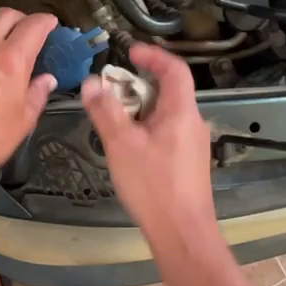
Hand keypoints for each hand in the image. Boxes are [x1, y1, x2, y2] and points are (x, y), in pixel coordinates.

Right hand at [81, 43, 215, 233]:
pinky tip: (129, 148)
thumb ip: (105, 111)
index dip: (153, 56)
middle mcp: (193, 123)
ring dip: (141, 110)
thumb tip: (92, 82)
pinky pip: (168, 134)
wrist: (182, 233)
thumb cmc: (153, 186)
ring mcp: (194, 145)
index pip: (174, 69)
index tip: (130, 52)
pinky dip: (147, 129)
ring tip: (115, 121)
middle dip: (139, 86)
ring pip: (166, 115)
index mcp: (182, 111)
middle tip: (112, 92)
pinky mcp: (189, 164)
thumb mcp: (121, 145)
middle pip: (169, 92)